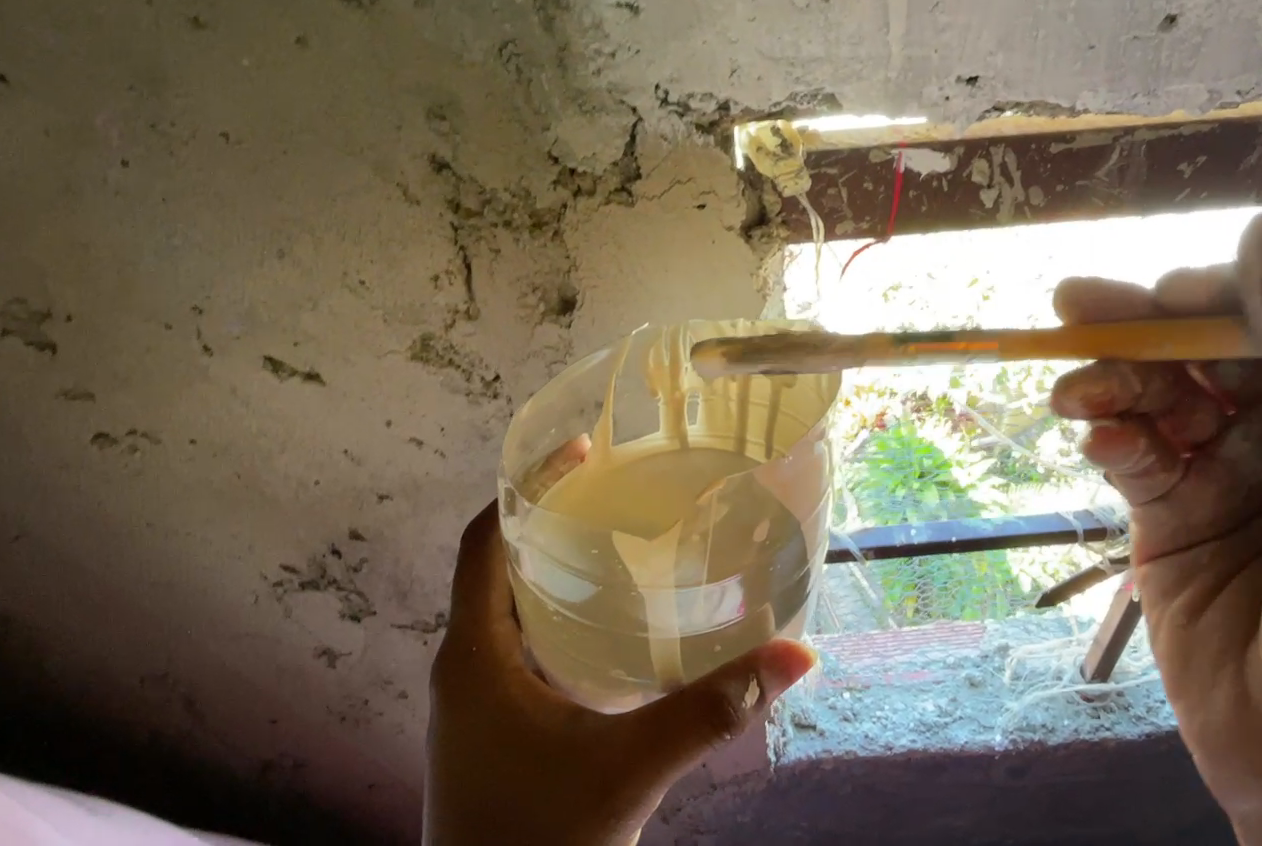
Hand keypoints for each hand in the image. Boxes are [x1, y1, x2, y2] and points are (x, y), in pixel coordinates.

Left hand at [426, 501, 814, 845]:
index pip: (484, 540)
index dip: (525, 487)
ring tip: (621, 545)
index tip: (583, 455)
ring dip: (554, 570)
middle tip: (617, 493)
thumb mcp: (630, 770)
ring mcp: (475, 701)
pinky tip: (612, 628)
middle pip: (499, 564)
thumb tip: (796, 654)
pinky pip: (521, 645)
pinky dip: (559, 617)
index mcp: (473, 655)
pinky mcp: (493, 728)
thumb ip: (710, 711)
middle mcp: (465, 667)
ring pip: (510, 607)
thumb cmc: (539, 842)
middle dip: (551, 521)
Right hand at [1050, 214, 1261, 844]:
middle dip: (1140, 327)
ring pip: (1152, 398)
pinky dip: (1108, 440)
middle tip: (1074, 305)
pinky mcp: (1169, 518)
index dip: (1222, 297)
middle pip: (1200, 352)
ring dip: (1109, 384)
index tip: (1168, 295)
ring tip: (1074, 393)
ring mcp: (1223, 476)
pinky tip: (1096, 442)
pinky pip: (1129, 456)